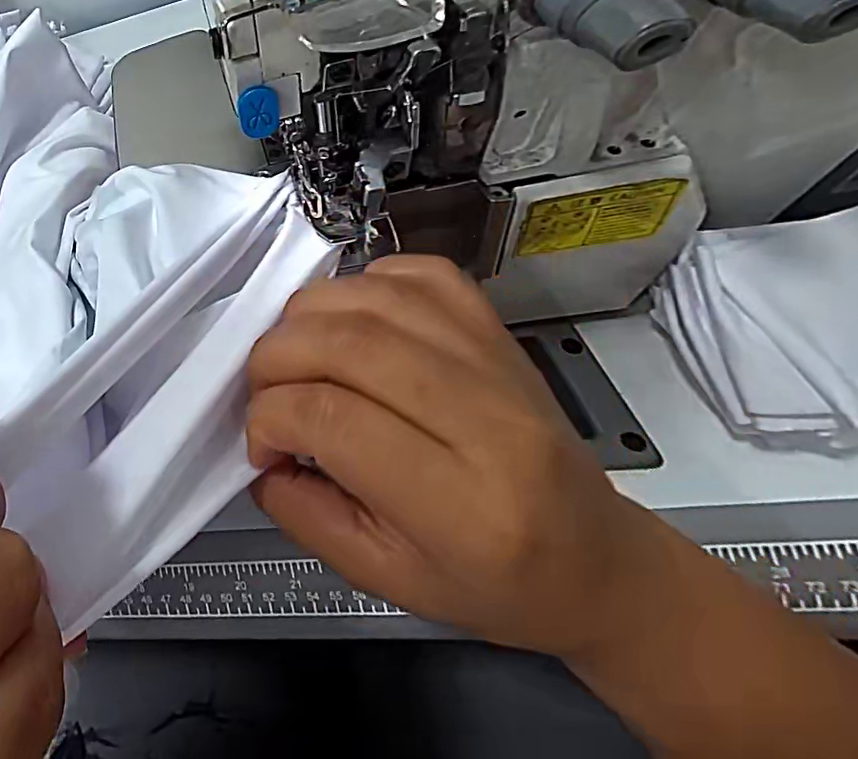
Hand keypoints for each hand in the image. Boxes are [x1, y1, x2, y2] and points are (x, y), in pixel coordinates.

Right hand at [244, 257, 857, 757]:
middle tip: (263, 391)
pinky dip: (361, 284)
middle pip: (346, 343)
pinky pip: (416, 273)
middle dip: (273, 358)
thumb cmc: (491, 584)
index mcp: (463, 506)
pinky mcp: (498, 329)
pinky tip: (347, 321)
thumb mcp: (382, 578)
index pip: (331, 418)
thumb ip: (302, 512)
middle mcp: (488, 420)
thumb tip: (258, 449)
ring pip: (372, 298)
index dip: (268, 418)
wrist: (598, 562)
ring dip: (305, 316)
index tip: (261, 443)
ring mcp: (498, 360)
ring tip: (295, 356)